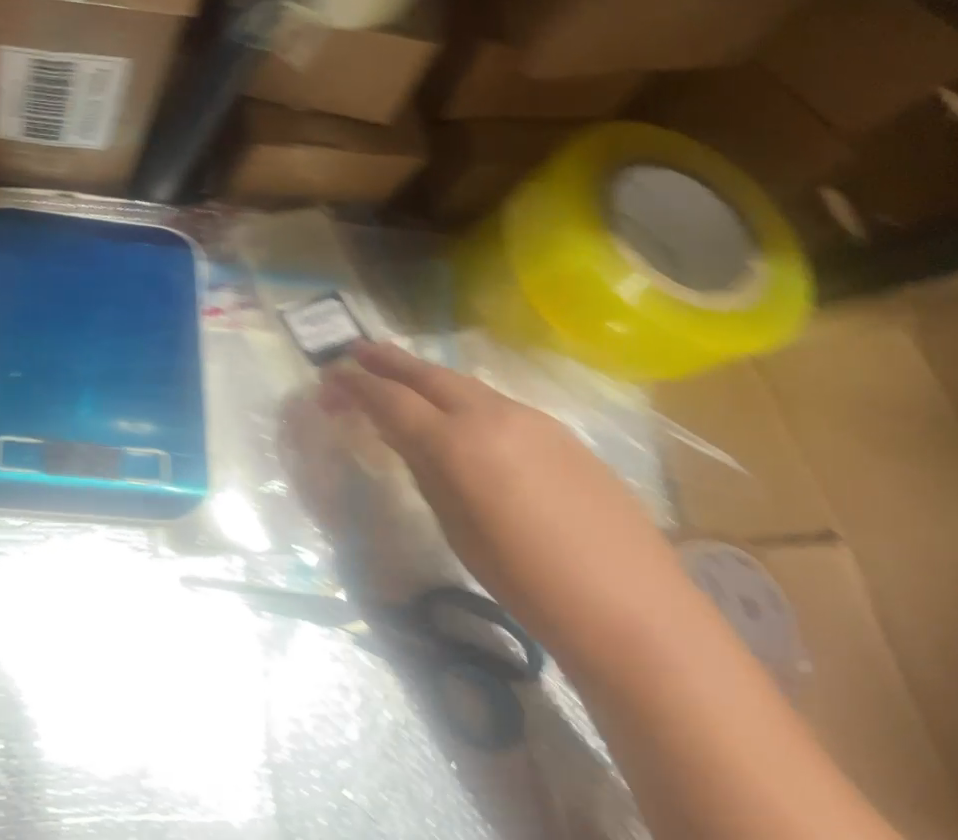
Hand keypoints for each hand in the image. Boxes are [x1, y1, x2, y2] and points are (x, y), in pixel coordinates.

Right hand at [315, 342, 684, 642]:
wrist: (628, 606)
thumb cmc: (524, 581)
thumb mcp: (456, 526)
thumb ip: (427, 471)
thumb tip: (408, 438)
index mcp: (457, 443)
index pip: (391, 400)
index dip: (356, 386)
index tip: (329, 378)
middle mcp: (493, 416)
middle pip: (430, 375)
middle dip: (389, 362)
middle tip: (355, 352)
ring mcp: (533, 420)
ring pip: (466, 386)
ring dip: (427, 378)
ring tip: (400, 378)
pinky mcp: (561, 435)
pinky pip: (497, 404)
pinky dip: (463, 400)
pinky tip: (458, 418)